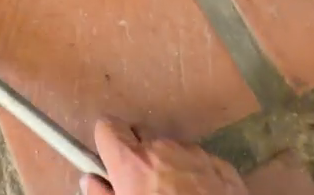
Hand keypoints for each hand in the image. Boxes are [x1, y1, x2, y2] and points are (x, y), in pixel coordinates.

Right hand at [81, 120, 246, 194]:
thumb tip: (91, 179)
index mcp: (131, 161)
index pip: (107, 126)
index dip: (108, 143)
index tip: (111, 163)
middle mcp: (160, 148)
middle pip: (141, 135)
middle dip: (139, 154)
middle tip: (146, 187)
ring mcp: (195, 154)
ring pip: (171, 149)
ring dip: (169, 166)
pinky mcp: (223, 167)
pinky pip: (199, 161)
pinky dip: (196, 175)